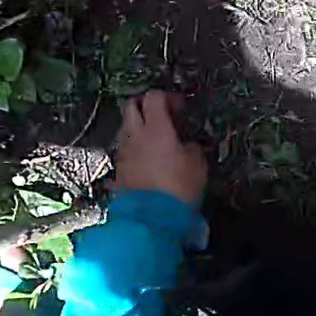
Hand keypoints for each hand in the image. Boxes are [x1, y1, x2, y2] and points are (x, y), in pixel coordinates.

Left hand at [115, 90, 206, 207]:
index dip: (169, 98)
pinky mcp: (119, 167)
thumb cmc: (178, 187)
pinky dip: (136, 145)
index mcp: (155, 127)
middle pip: (133, 105)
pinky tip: (150, 158)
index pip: (155, 97)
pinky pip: (126, 147)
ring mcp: (123, 150)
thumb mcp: (197, 164)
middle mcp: (134, 134)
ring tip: (157, 139)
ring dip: (140, 126)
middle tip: (164, 116)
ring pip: (127, 126)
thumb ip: (191, 147)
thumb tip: (187, 144)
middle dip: (147, 105)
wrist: (151, 218)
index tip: (181, 109)